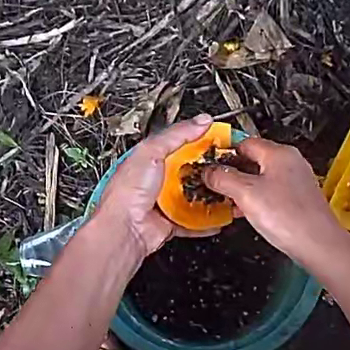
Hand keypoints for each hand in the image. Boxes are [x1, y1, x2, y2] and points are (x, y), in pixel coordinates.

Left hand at [86, 114, 217, 259]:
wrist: (123, 228)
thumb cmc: (127, 191)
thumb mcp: (152, 152)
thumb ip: (177, 135)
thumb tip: (201, 121)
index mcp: (149, 159)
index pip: (179, 145)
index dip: (199, 141)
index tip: (218, 139)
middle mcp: (157, 180)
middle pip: (189, 171)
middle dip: (207, 169)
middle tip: (225, 165)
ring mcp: (164, 202)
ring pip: (193, 196)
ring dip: (209, 194)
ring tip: (225, 189)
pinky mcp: (170, 222)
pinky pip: (192, 220)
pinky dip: (206, 220)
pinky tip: (217, 216)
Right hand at [201, 137, 347, 261]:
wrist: (317, 245)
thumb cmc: (291, 217)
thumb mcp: (246, 194)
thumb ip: (224, 179)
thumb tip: (209, 172)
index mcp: (279, 154)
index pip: (245, 143)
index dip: (225, 153)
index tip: (211, 164)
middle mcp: (290, 164)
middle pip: (253, 160)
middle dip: (232, 173)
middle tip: (216, 184)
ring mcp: (295, 182)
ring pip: (261, 178)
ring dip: (243, 188)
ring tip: (228, 199)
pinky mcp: (297, 200)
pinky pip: (270, 193)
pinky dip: (256, 199)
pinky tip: (247, 212)